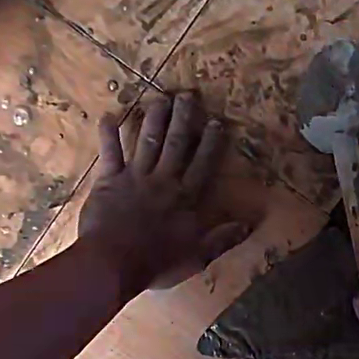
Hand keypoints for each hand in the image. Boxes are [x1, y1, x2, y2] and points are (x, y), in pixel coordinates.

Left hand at [79, 91, 250, 290]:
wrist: (113, 264)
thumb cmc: (157, 262)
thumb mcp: (198, 257)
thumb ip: (223, 238)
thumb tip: (250, 225)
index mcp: (185, 198)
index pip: (202, 164)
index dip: (210, 142)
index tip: (216, 121)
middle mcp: (163, 180)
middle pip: (176, 144)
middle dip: (183, 118)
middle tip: (187, 94)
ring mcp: (134, 177)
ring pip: (147, 141)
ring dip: (154, 118)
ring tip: (160, 97)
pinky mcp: (108, 181)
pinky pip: (109, 153)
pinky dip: (109, 134)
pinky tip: (110, 115)